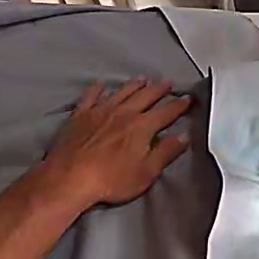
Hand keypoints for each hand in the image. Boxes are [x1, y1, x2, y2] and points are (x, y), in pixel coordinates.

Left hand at [35, 78, 193, 209]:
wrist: (69, 177)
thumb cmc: (112, 179)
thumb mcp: (146, 172)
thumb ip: (166, 152)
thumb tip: (183, 136)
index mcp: (142, 126)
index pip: (166, 112)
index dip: (179, 105)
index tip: (189, 98)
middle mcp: (124, 113)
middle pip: (145, 96)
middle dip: (159, 89)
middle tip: (168, 82)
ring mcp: (100, 111)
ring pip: (121, 92)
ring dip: (134, 84)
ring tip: (143, 79)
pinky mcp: (80, 115)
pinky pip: (91, 96)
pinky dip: (97, 89)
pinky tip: (100, 84)